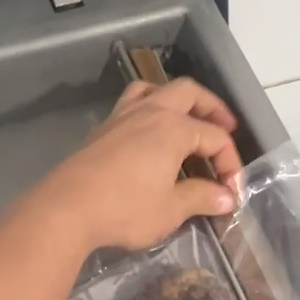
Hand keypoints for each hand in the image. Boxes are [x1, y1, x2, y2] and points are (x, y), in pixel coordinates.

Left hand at [29, 78, 243, 251]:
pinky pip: (132, 104)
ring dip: (176, 100)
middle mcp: (150, 112)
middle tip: (226, 127)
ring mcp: (122, 116)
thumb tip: (226, 197)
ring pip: (155, 90)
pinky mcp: (103, 129)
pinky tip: (149, 133)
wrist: (67, 209)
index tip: (232, 192)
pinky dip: (149, 108)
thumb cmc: (125, 209)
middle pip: (189, 94)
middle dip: (212, 108)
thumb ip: (201, 198)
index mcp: (174, 128)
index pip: (215, 137)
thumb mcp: (171, 209)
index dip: (230, 163)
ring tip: (186, 119)